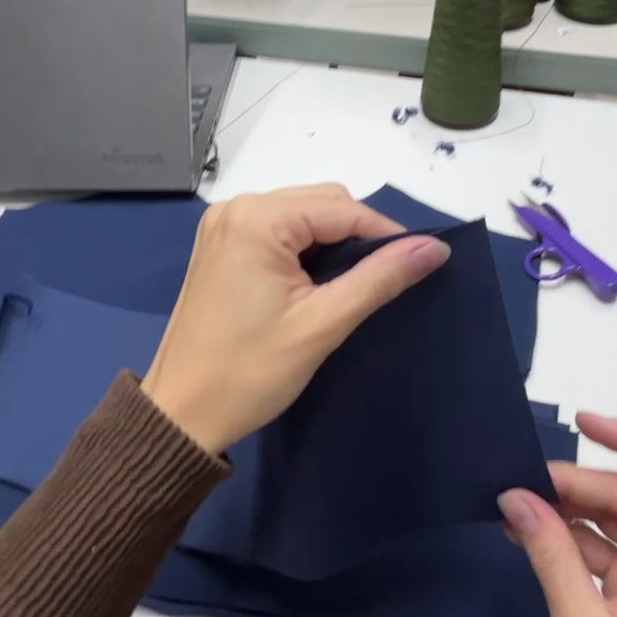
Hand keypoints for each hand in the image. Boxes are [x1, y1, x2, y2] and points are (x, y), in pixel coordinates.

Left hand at [142, 184, 450, 453]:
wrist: (181, 414)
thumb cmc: (250, 372)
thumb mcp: (323, 324)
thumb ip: (380, 278)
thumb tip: (434, 248)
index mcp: (256, 219)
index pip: (342, 209)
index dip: (386, 234)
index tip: (418, 263)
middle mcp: (236, 207)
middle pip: (322, 202)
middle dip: (358, 235)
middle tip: (379, 281)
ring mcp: (224, 224)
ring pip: (303, 214)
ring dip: (333, 241)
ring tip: (350, 284)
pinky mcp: (221, 244)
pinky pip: (280, 229)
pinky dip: (307, 247)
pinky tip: (317, 281)